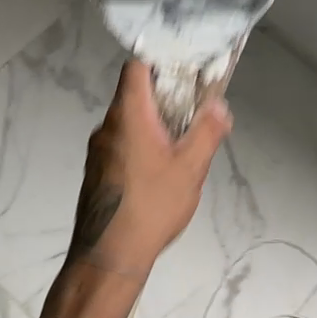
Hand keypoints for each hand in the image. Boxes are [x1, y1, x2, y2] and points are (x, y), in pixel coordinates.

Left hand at [69, 60, 232, 278]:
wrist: (108, 256)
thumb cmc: (151, 205)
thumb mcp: (191, 168)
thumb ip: (207, 131)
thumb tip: (219, 105)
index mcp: (128, 115)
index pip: (137, 67)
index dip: (161, 61)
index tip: (187, 71)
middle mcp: (108, 126)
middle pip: (136, 94)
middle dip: (167, 98)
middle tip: (196, 112)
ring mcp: (98, 150)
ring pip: (130, 122)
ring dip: (156, 125)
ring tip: (184, 147)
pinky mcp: (97, 172)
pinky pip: (123, 144)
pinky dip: (143, 145)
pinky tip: (162, 172)